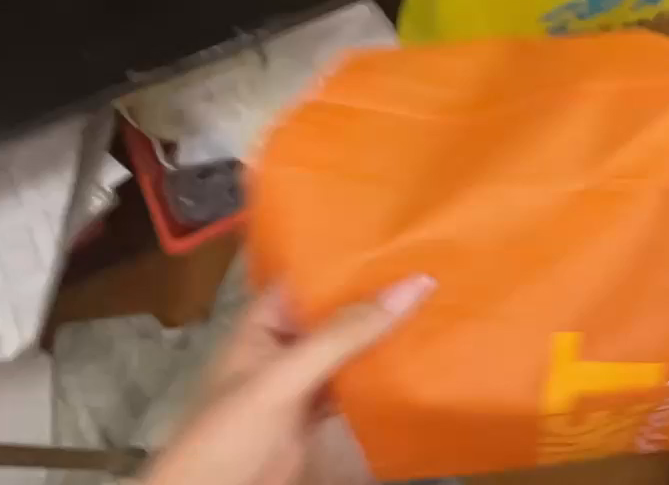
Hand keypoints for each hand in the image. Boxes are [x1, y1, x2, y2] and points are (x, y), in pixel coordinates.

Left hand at [142, 276, 434, 484]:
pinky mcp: (321, 413)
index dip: (352, 253)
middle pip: (340, 308)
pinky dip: (386, 367)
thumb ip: (347, 332)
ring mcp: (304, 380)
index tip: (400, 232)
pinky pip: (360, 378)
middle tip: (432, 259)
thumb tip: (417, 282)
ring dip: (387, 328)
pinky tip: (422, 348)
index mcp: (265, 323)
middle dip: (380, 290)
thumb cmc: (230, 434)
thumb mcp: (285, 376)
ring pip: (354, 343)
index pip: (313, 273)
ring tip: (438, 294)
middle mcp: (286, 344)